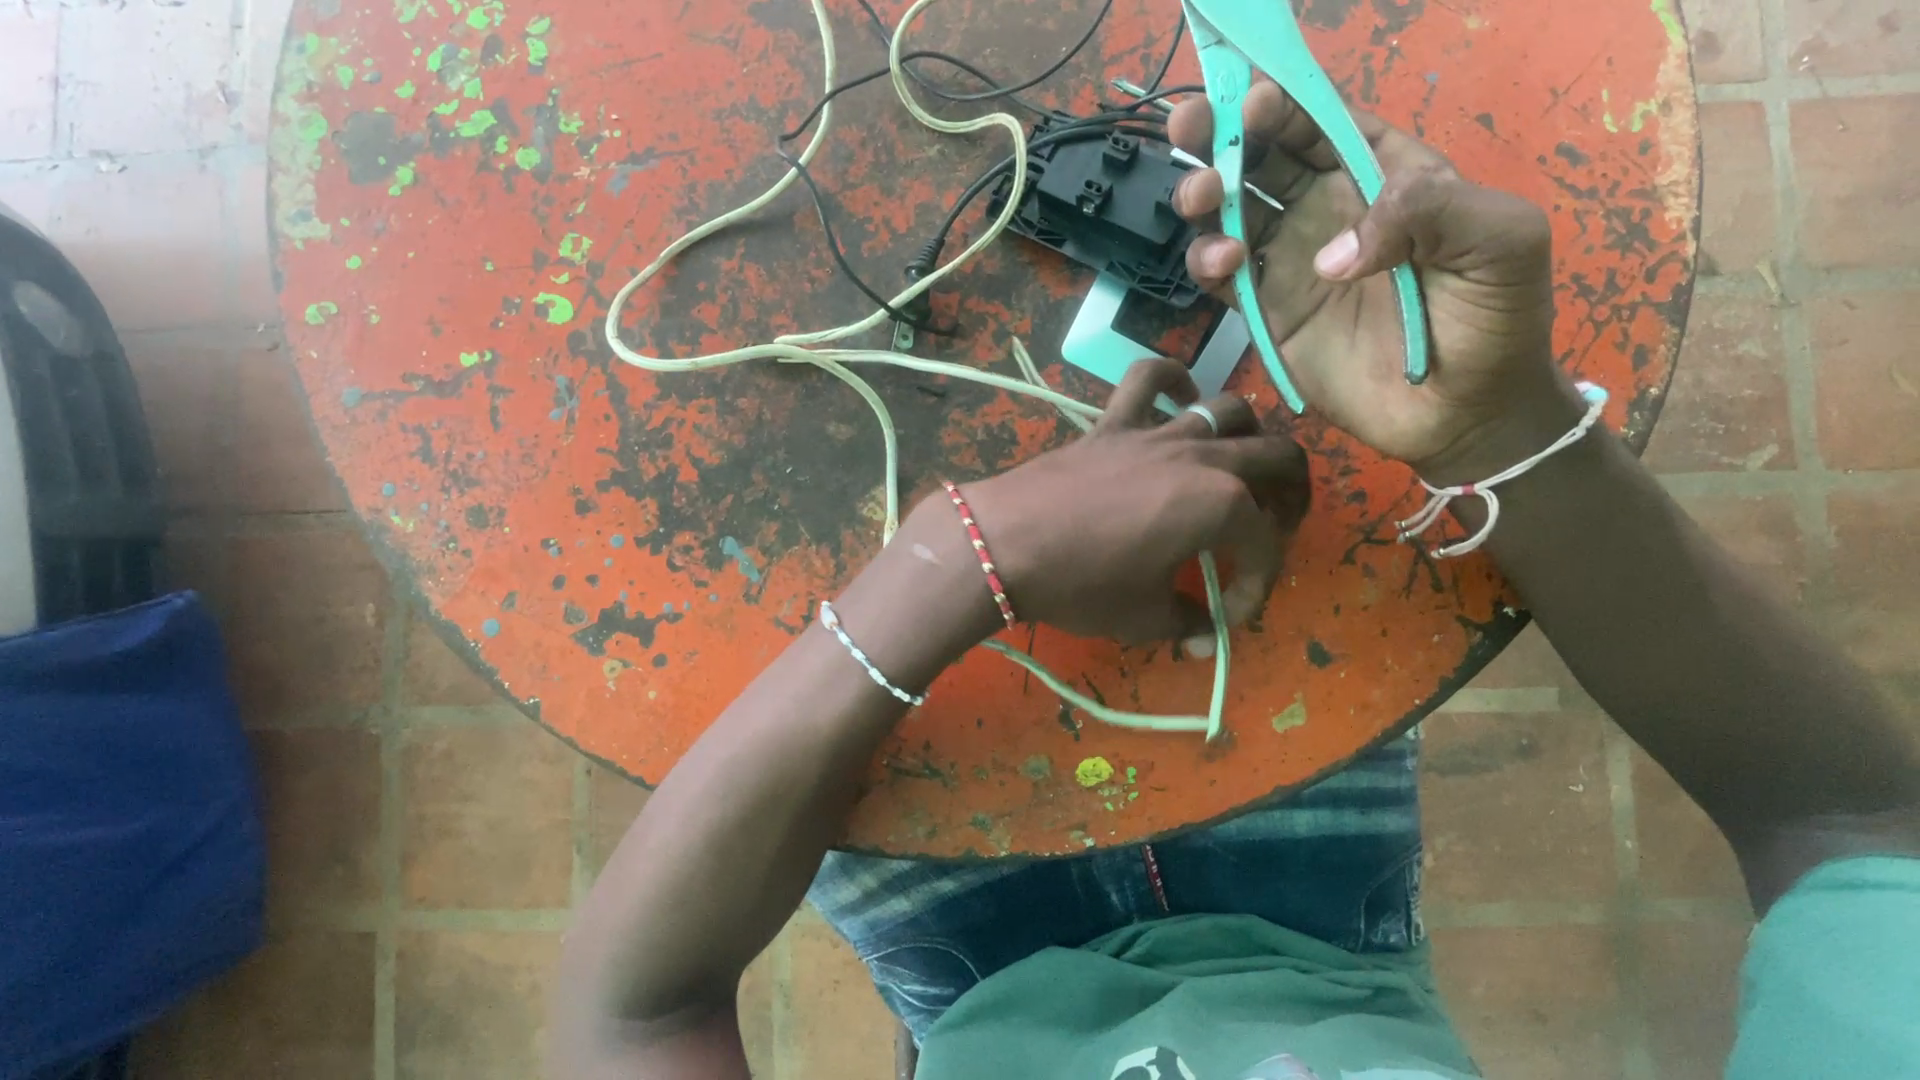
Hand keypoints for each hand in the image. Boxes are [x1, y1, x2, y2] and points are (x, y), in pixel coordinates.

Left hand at [960, 358, 1308, 647]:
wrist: (1005, 546)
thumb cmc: (1081, 586)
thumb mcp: (1145, 618)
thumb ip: (1188, 620)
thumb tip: (1204, 633)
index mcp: (1223, 506)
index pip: (1265, 546)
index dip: (1256, 587)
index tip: (1225, 618)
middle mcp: (1203, 458)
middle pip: (1279, 458)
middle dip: (1292, 496)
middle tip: (1276, 527)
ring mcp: (1158, 433)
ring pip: (1231, 410)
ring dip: (1250, 437)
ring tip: (1241, 467)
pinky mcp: (1114, 423)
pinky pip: (1149, 379)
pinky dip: (1173, 381)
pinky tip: (1181, 399)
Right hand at [1168, 78, 1583, 483]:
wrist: (1465, 413)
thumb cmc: (1494, 319)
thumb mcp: (1497, 240)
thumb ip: (1427, 210)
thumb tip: (1329, 255)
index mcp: (1383, 174)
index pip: (1323, 121)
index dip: (1284, 103)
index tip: (1253, 101)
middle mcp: (1329, 210)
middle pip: (1262, 156)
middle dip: (1221, 134)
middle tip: (1190, 127)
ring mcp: (1292, 263)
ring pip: (1230, 212)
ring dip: (1204, 195)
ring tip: (1202, 198)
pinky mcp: (1267, 314)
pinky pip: (1223, 278)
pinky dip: (1209, 263)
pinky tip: (1223, 261)